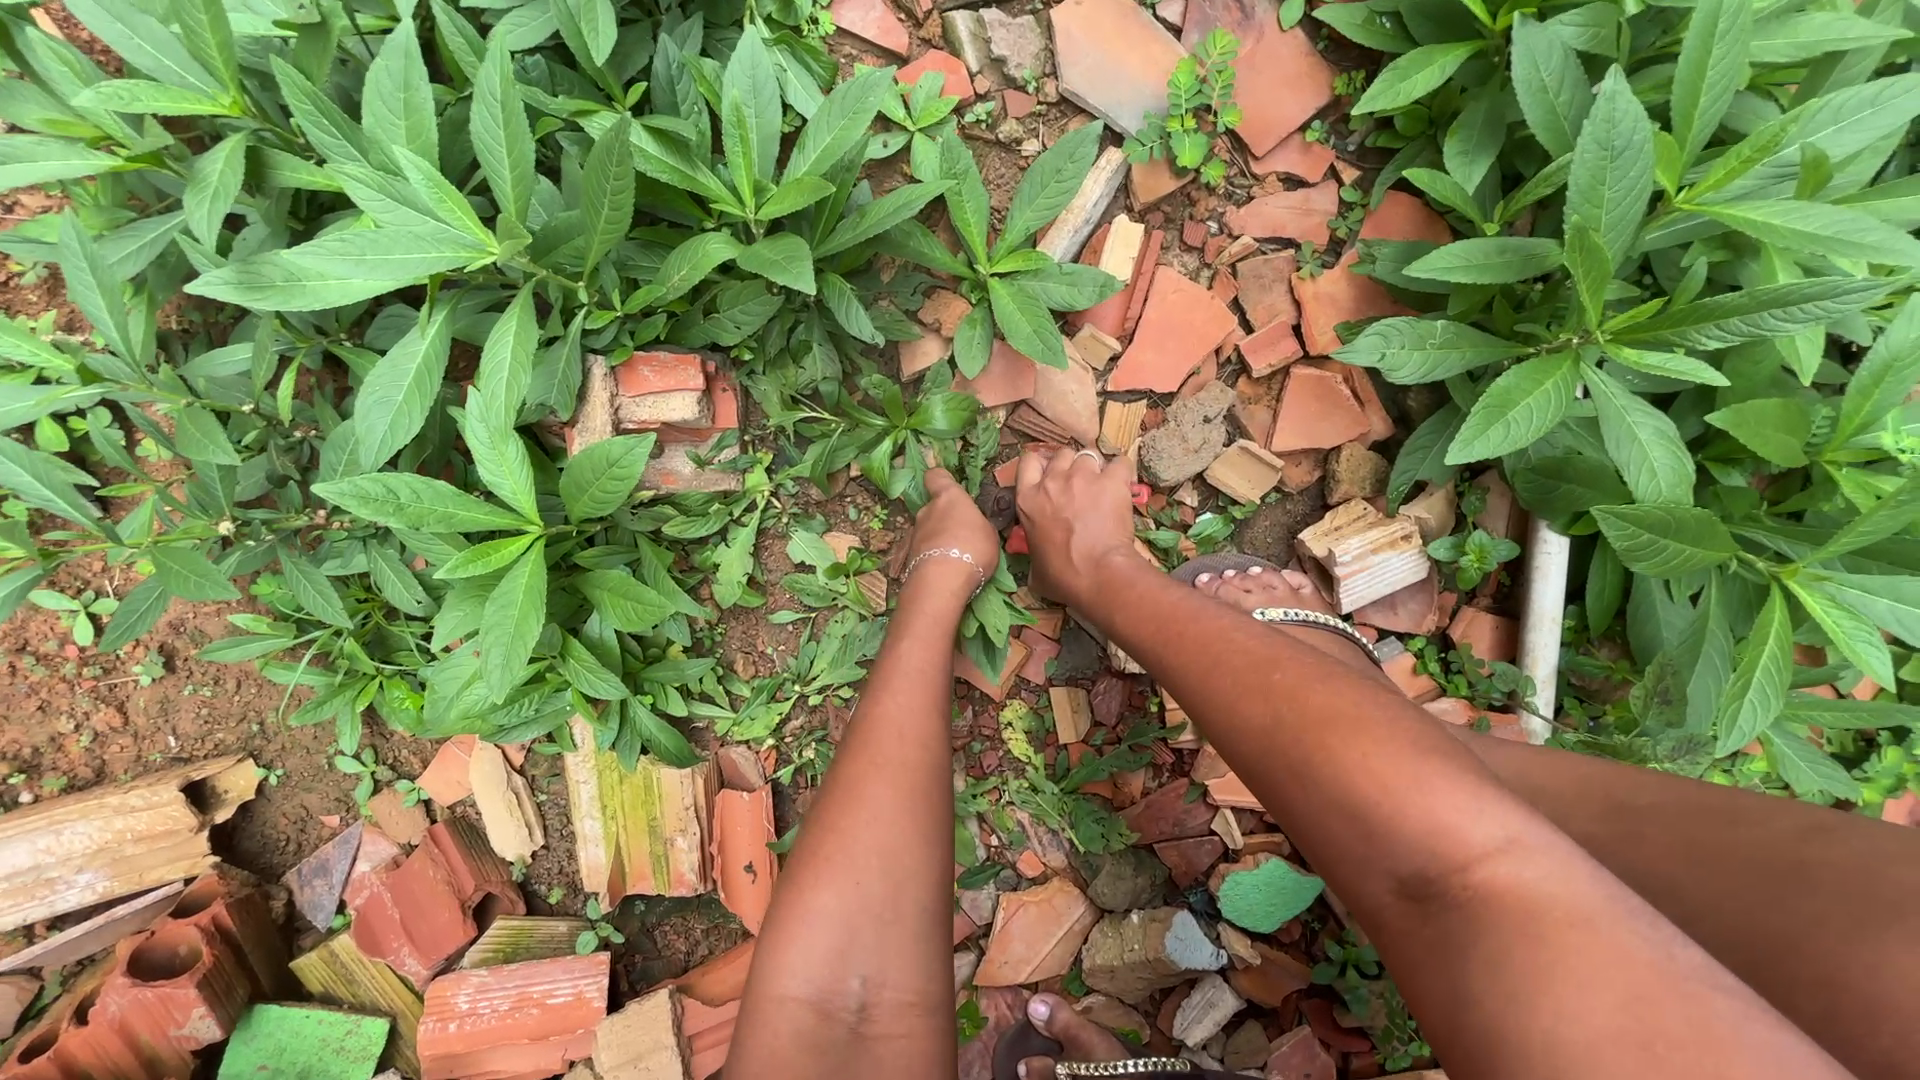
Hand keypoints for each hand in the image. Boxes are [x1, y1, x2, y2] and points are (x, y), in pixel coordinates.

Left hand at [903, 468, 1000, 600]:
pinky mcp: (908, 556)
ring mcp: (914, 533)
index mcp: (948, 497)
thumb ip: (979, 524)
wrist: (942, 581)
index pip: (936, 476)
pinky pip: (922, 552)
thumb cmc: (973, 548)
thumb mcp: (990, 534)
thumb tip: (975, 525)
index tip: (950, 487)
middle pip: (934, 508)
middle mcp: (927, 510)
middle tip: (963, 536)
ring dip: (938, 540)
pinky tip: (944, 572)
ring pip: (928, 531)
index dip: (941, 480)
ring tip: (956, 559)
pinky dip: (931, 558)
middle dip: (945, 519)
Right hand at [1015, 448, 1138, 608]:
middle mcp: (1053, 481)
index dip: (1041, 465)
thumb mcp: (1035, 566)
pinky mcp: (1112, 480)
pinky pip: (1120, 463)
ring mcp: (1083, 476)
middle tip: (1079, 484)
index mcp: (1028, 499)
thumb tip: (1039, 564)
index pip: (1028, 461)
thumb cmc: (1063, 577)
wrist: (1097, 574)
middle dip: (1070, 465)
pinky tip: (1124, 483)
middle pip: (1061, 454)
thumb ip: (1035, 550)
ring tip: (1103, 485)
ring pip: (1089, 455)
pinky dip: (1122, 470)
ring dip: (1095, 467)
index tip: (1050, 474)